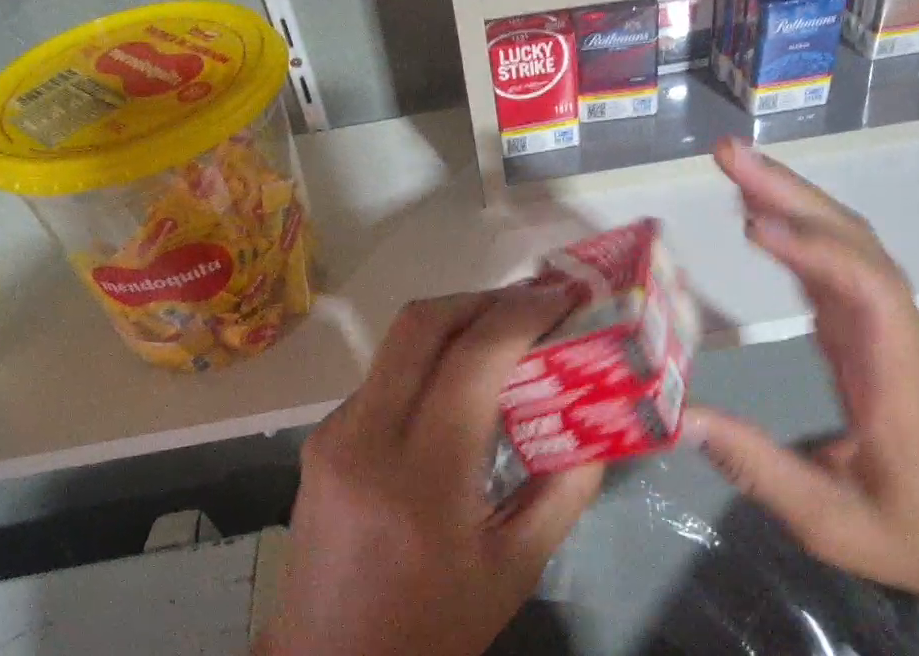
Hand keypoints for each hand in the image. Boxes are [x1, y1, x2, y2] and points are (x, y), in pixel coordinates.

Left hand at [257, 286, 604, 655]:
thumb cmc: (433, 626)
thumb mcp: (516, 568)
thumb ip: (565, 487)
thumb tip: (598, 419)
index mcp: (422, 477)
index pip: (472, 358)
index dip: (521, 313)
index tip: (564, 296)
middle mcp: (365, 438)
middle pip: (421, 324)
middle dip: (484, 299)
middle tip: (535, 303)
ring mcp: (333, 434)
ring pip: (397, 345)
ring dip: (455, 324)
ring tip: (507, 336)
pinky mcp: (319, 440)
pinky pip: (382, 378)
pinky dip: (428, 362)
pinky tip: (459, 387)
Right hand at [685, 138, 918, 609]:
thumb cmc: (915, 528)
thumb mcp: (831, 523)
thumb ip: (758, 469)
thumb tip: (681, 417)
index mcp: (898, 378)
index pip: (869, 292)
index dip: (815, 252)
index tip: (752, 228)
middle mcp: (897, 333)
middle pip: (854, 243)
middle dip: (791, 193)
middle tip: (727, 155)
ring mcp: (887, 324)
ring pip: (847, 242)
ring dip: (792, 197)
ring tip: (733, 165)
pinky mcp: (872, 326)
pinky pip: (837, 262)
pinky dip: (796, 228)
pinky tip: (758, 212)